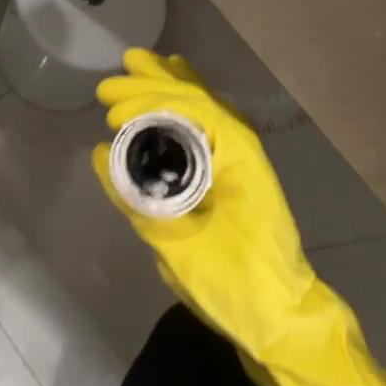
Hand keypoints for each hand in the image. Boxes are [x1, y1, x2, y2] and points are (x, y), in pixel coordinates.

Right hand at [93, 50, 312, 357]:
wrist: (283, 318)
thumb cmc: (235, 285)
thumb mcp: (178, 248)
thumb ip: (138, 200)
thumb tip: (103, 155)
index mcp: (237, 158)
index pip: (192, 108)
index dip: (147, 101)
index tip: (108, 111)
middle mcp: (244, 147)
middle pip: (199, 98)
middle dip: (154, 83)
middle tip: (115, 74)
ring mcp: (245, 158)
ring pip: (206, 107)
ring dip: (170, 87)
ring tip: (141, 66)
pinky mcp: (239, 173)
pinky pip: (210, 125)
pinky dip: (186, 106)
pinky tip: (172, 100)